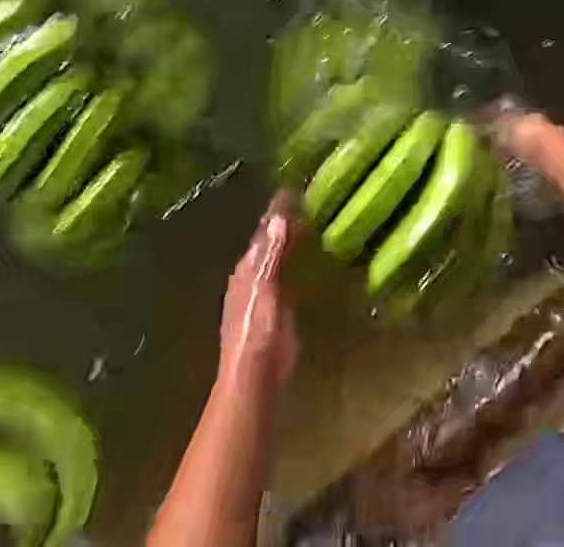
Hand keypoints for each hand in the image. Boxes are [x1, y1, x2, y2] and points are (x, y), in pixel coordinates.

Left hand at [219, 190, 299, 387]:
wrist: (257, 373)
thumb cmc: (258, 330)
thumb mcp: (264, 288)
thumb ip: (271, 254)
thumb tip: (278, 217)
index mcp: (247, 269)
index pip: (263, 232)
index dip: (277, 212)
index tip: (294, 190)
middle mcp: (253, 276)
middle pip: (270, 242)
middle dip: (286, 223)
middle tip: (311, 201)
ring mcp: (266, 292)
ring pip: (280, 256)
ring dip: (294, 240)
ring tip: (316, 222)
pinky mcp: (280, 306)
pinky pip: (291, 273)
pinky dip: (301, 260)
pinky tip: (315, 257)